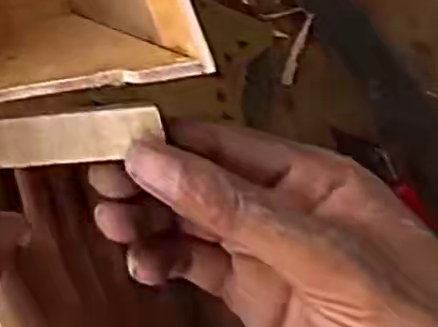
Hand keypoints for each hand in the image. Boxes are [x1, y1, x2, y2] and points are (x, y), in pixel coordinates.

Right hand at [87, 120, 437, 326]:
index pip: (214, 141)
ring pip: (182, 218)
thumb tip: (146, 155)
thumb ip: (238, 208)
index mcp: (310, 179)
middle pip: (189, 177)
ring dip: (142, 219)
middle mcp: (280, 206)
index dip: (158, 140)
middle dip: (141, 183)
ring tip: (115, 229)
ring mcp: (266, 252)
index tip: (107, 146)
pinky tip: (144, 265)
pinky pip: (191, 262)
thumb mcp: (335, 265)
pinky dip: (159, 259)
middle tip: (102, 192)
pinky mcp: (255, 296)